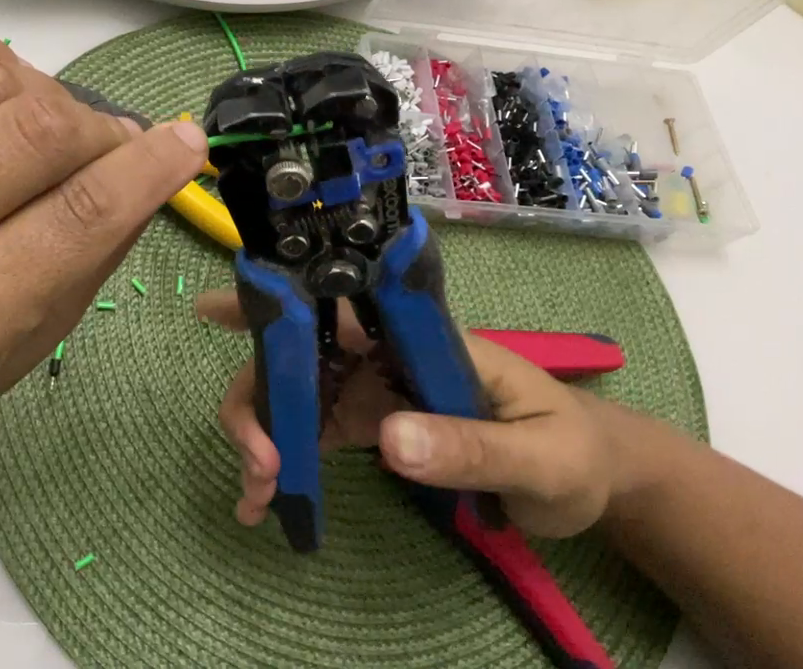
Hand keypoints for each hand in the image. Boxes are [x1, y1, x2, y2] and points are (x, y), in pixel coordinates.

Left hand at [0, 25, 208, 471]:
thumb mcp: (32, 342)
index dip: (145, 170)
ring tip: (51, 123)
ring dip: (43, 91)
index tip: (186, 143)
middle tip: (110, 144)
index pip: (71, 221)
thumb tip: (152, 154)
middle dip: (94, 130)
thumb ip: (95, 249)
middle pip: (25, 139)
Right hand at [196, 290, 622, 537]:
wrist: (588, 484)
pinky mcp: (368, 424)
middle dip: (259, 398)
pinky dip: (281, 462)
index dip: (275, 301)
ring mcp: (370, 387)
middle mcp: (383, 352)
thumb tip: (388, 439)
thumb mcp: (539, 456)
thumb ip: (470, 445)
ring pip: (292, 393)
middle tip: (257, 461)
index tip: (214, 311)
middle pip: (296, 353)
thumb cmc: (574, 452)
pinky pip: (310, 433)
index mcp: (419, 336)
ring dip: (263, 435)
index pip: (340, 302)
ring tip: (257, 495)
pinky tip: (263, 501)